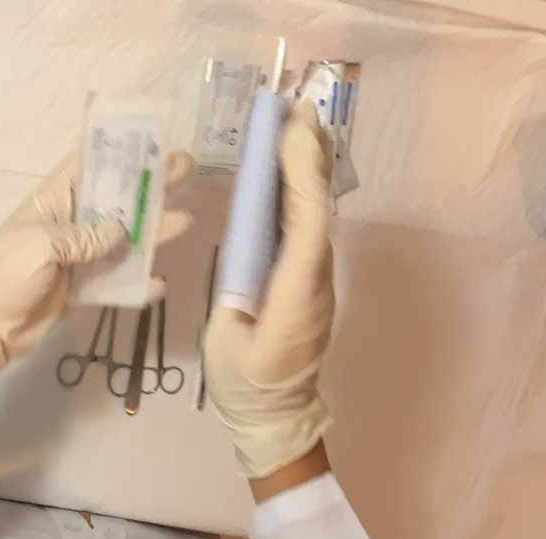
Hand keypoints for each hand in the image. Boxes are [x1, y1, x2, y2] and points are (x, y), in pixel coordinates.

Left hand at [0, 152, 193, 380]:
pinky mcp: (82, 289)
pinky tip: (158, 283)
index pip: (87, 167)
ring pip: (121, 242)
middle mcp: (70, 224)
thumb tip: (121, 233)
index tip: (151, 142)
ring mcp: (78, 258)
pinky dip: (135, 284)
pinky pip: (114, 282)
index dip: (117, 154)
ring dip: (151, 233)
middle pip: (114, 202)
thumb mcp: (41, 246)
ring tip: (184, 220)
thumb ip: (83, 237)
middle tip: (184, 171)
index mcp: (53, 202)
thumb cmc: (7, 275)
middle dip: (148, 188)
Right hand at [204, 100, 335, 478]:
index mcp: (293, 302)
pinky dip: (303, 202)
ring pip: (320, 224)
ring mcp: (319, 289)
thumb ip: (237, 292)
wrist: (275, 419)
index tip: (291, 132)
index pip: (307, 230)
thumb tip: (250, 250)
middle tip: (300, 112)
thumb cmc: (243, 386)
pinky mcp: (311, 291)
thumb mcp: (224, 341)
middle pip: (320, 216)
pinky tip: (291, 179)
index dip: (302, 178)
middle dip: (312, 162)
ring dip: (309, 176)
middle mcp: (316, 288)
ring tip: (296, 132)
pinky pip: (311, 239)